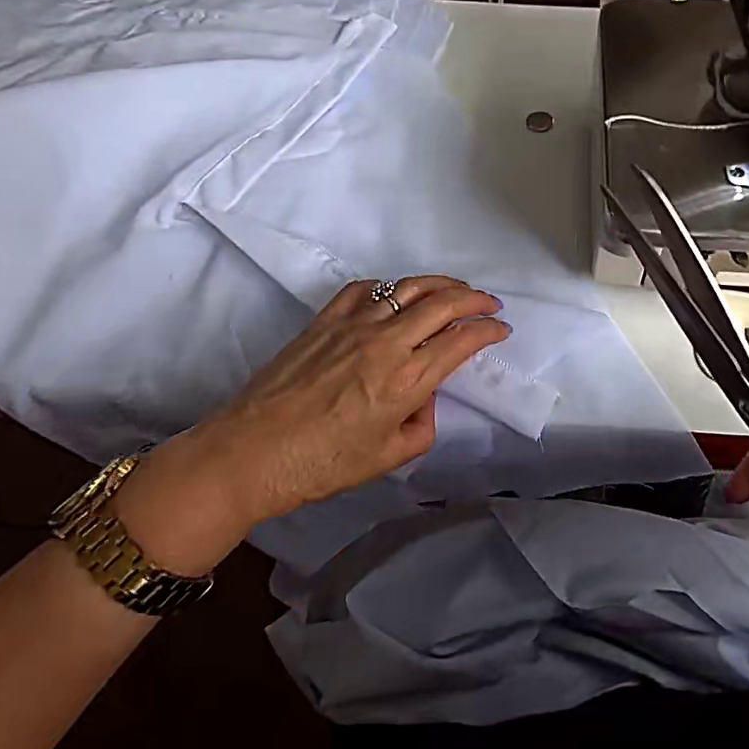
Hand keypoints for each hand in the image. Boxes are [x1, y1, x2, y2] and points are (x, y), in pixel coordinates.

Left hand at [116, 275, 508, 572]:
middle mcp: (386, 344)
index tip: (501, 330)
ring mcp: (352, 326)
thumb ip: (422, 425)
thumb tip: (423, 396)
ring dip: (441, 284)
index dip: (489, 330)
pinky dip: (389, 287)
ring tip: (456, 289)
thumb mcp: (389, 457)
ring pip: (408, 287)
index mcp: (407, 381)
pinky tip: (395, 295)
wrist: (247, 455)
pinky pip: (364, 289)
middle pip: (443, 304)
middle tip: (490, 303)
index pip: (462, 340)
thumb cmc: (321, 464)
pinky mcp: (323, 321)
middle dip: (476, 299)